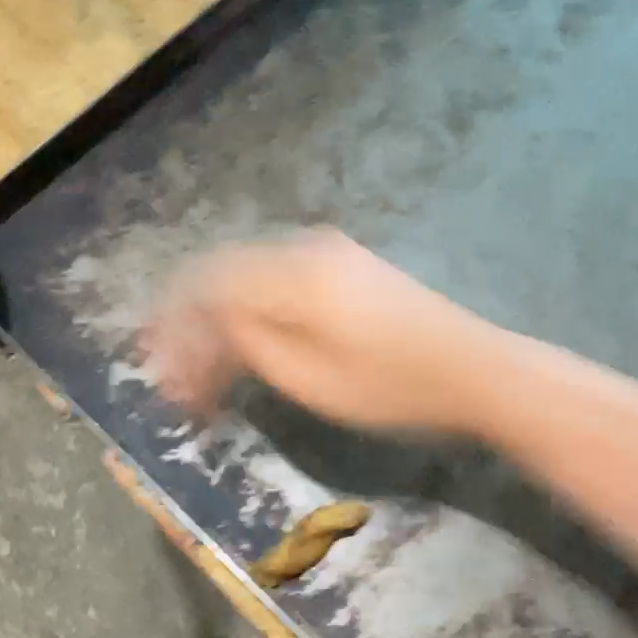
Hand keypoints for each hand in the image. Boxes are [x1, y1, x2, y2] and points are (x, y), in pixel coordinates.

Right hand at [142, 229, 503, 435]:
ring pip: (252, 284)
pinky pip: (282, 287)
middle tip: (176, 381)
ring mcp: (332, 256)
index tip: (157, 373)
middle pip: (224, 280)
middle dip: (192, 330)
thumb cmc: (392, 388)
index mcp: (290, 272)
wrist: (479, 374)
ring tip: (208, 375)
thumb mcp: (309, 378)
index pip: (205, 285)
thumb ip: (248, 344)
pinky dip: (258, 320)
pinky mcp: (351, 273)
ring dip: (223, 327)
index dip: (172, 328)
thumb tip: (205, 327)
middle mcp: (304, 249)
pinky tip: (252, 352)